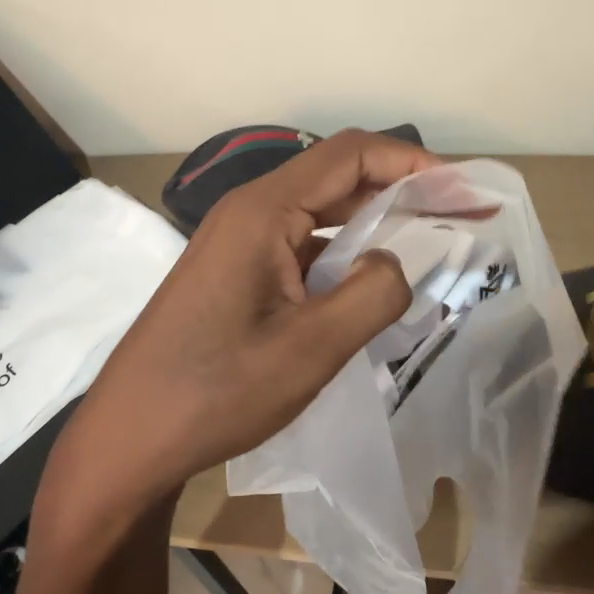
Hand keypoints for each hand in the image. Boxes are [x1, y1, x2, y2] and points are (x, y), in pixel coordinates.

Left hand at [45, 130, 438, 512]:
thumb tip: (393, 264)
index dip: (412, 161)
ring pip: (318, 213)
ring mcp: (236, 243)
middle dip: (401, 188)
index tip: (463, 188)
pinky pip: (299, 244)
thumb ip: (372, 294)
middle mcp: (247, 212)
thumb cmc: (217, 392)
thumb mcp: (311, 348)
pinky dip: (342, 253)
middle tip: (461, 213)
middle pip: (336, 177)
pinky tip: (369, 282)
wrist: (130, 438)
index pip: (350, 155)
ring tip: (428, 240)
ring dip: (373, 221)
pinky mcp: (234, 273)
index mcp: (262, 212)